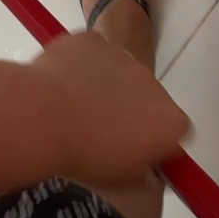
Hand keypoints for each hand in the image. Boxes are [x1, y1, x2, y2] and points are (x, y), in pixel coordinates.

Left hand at [31, 31, 190, 186]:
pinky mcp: (91, 38)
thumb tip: (145, 165)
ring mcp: (120, 54)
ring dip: (106, 81)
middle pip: (147, 95)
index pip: (174, 129)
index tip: (134, 145)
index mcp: (170, 122)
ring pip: (119, 69)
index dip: (155, 138)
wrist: (44, 115)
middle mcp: (153, 83)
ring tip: (77, 99)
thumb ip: (147, 169)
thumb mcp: (127, 179)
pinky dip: (82, 60)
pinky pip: (92, 51)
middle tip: (101, 122)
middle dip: (130, 106)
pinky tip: (64, 78)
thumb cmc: (87, 154)